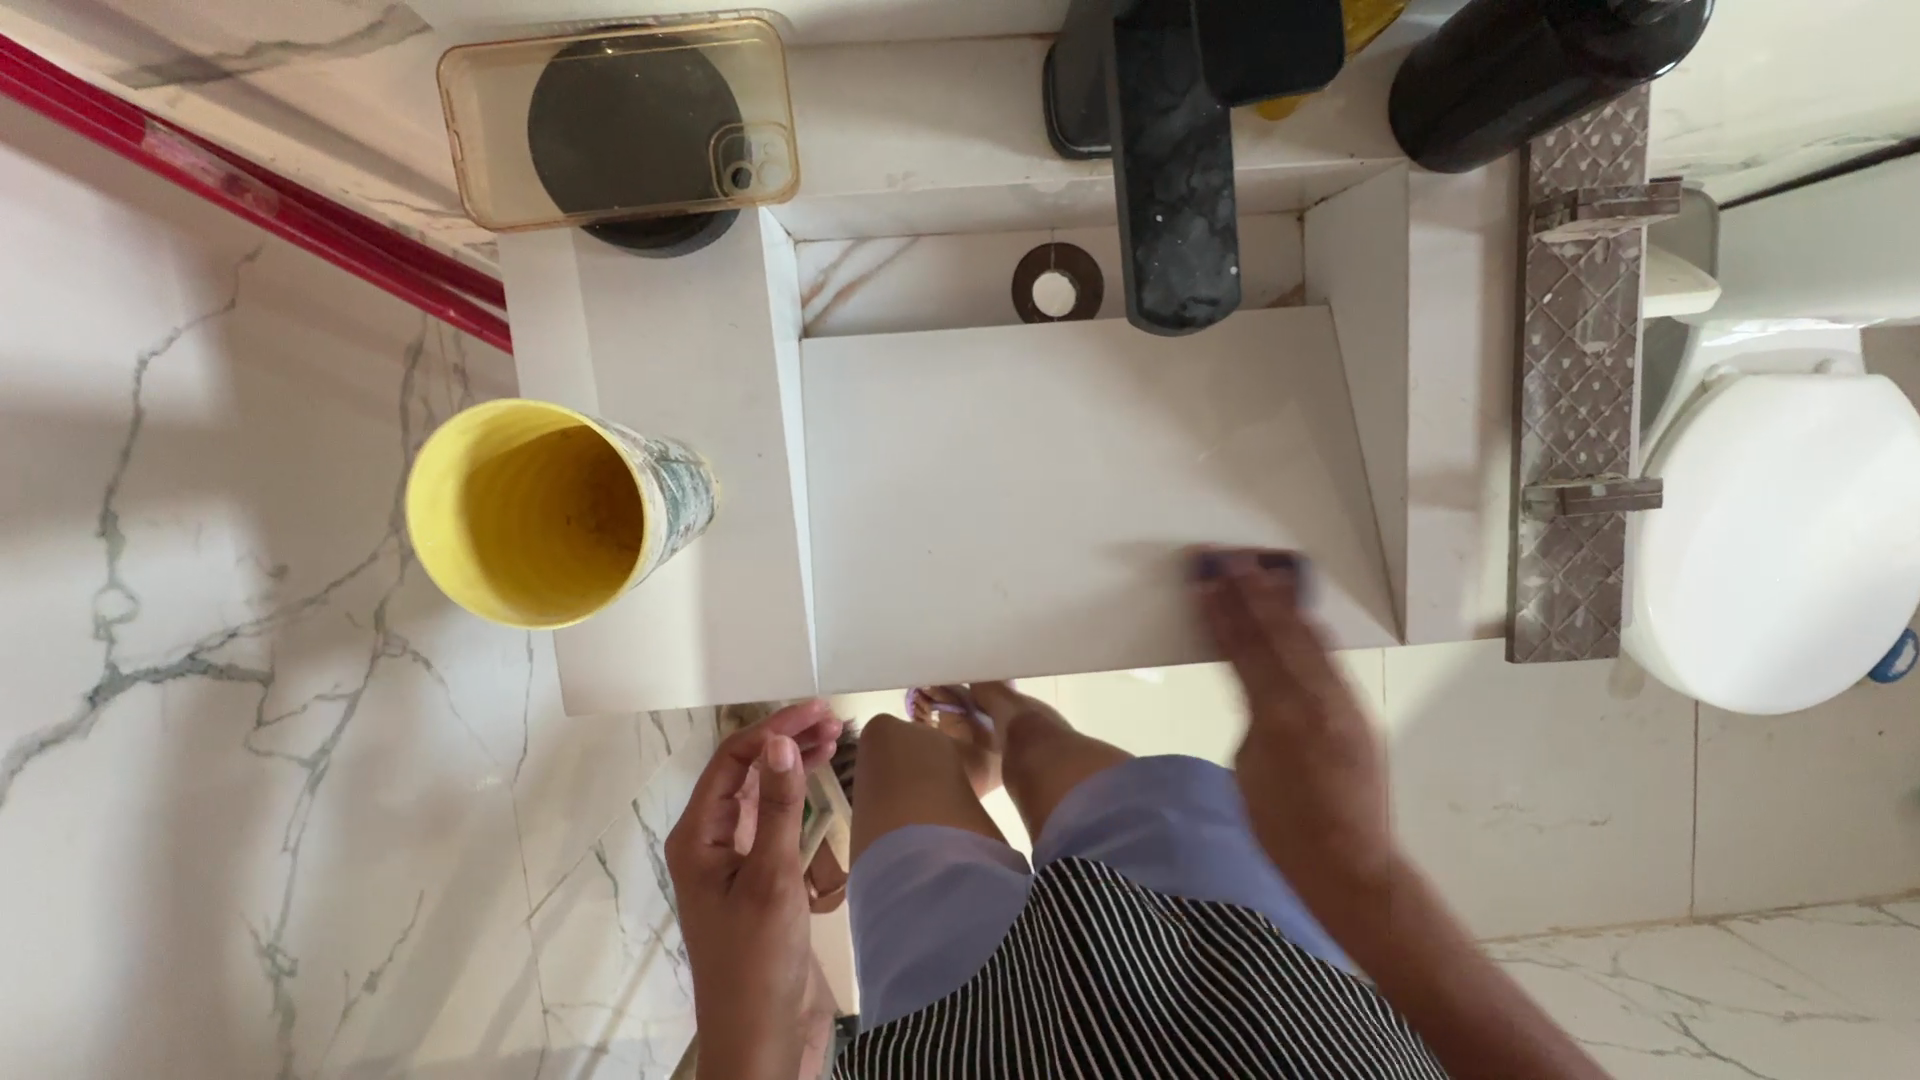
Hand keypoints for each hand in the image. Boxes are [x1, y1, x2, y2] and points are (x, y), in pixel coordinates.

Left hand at [665, 701, 844, 1079]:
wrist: (764, 1041)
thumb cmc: (759, 961)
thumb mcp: (771, 879)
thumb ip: (777, 808)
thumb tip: (780, 741)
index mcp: (698, 838)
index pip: (732, 761)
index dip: (774, 730)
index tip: (819, 713)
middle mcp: (711, 843)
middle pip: (745, 773)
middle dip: (784, 742)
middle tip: (833, 722)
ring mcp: (735, 864)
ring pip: (761, 797)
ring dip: (792, 767)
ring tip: (832, 741)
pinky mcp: (760, 883)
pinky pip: (775, 826)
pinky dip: (798, 801)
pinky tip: (819, 787)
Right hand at [1193, 549, 1398, 925]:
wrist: (1351, 864)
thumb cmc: (1282, 828)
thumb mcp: (1247, 766)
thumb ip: (1253, 715)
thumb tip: (1255, 684)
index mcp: (1277, 716)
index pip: (1244, 649)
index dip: (1222, 612)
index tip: (1205, 581)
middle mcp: (1314, 699)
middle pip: (1277, 631)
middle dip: (1250, 590)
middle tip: (1229, 556)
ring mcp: (1343, 702)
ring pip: (1308, 637)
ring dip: (1281, 601)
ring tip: (1262, 569)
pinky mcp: (1359, 710)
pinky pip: (1329, 657)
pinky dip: (1308, 629)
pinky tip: (1298, 611)